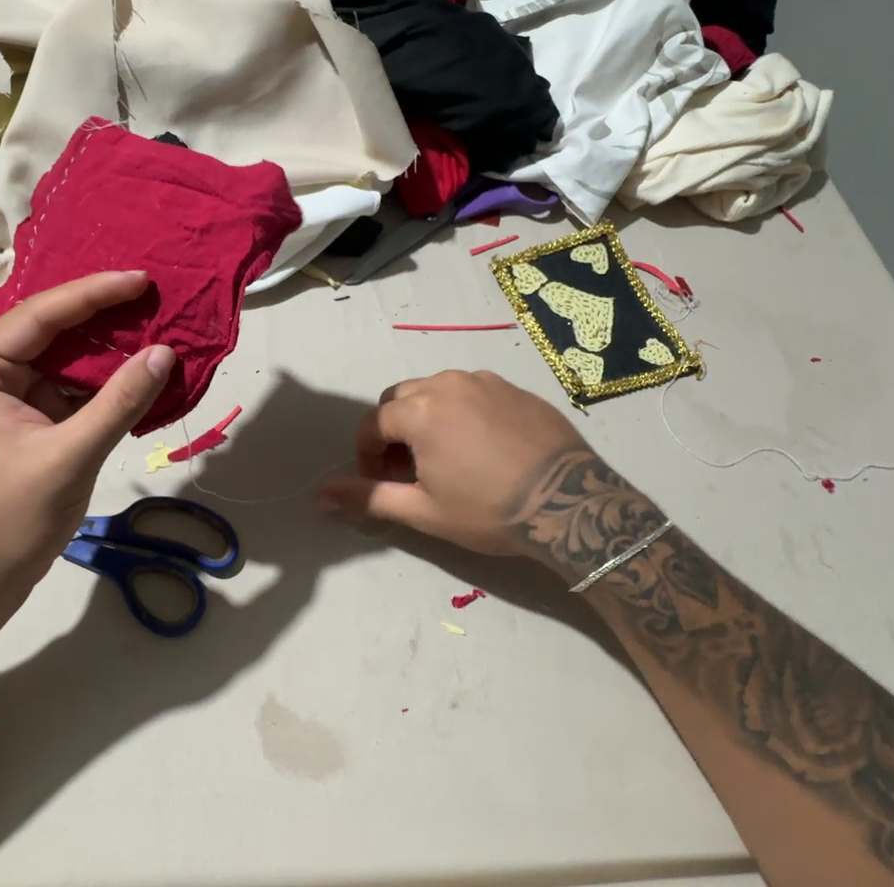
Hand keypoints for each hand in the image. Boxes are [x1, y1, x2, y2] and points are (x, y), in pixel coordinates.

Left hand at [0, 272, 172, 613]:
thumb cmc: (10, 518)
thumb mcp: (69, 457)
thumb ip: (118, 402)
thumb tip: (165, 353)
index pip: (42, 313)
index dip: (95, 292)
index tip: (141, 278)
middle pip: (55, 325)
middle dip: (105, 312)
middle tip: (157, 293)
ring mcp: (14, 392)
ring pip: (69, 353)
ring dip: (111, 344)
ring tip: (160, 321)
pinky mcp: (35, 416)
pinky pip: (76, 383)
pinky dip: (109, 378)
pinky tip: (146, 366)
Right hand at [318, 370, 589, 555]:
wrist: (573, 504)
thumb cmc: (488, 510)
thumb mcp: (422, 510)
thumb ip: (368, 497)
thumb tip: (320, 495)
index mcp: (419, 410)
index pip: (373, 423)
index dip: (368, 455)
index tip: (382, 482)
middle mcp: (447, 383)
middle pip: (401, 399)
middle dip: (394, 431)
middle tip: (410, 470)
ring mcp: (486, 381)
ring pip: (438, 391)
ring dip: (428, 417)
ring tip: (446, 456)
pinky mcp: (517, 389)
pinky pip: (474, 393)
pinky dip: (463, 413)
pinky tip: (482, 447)